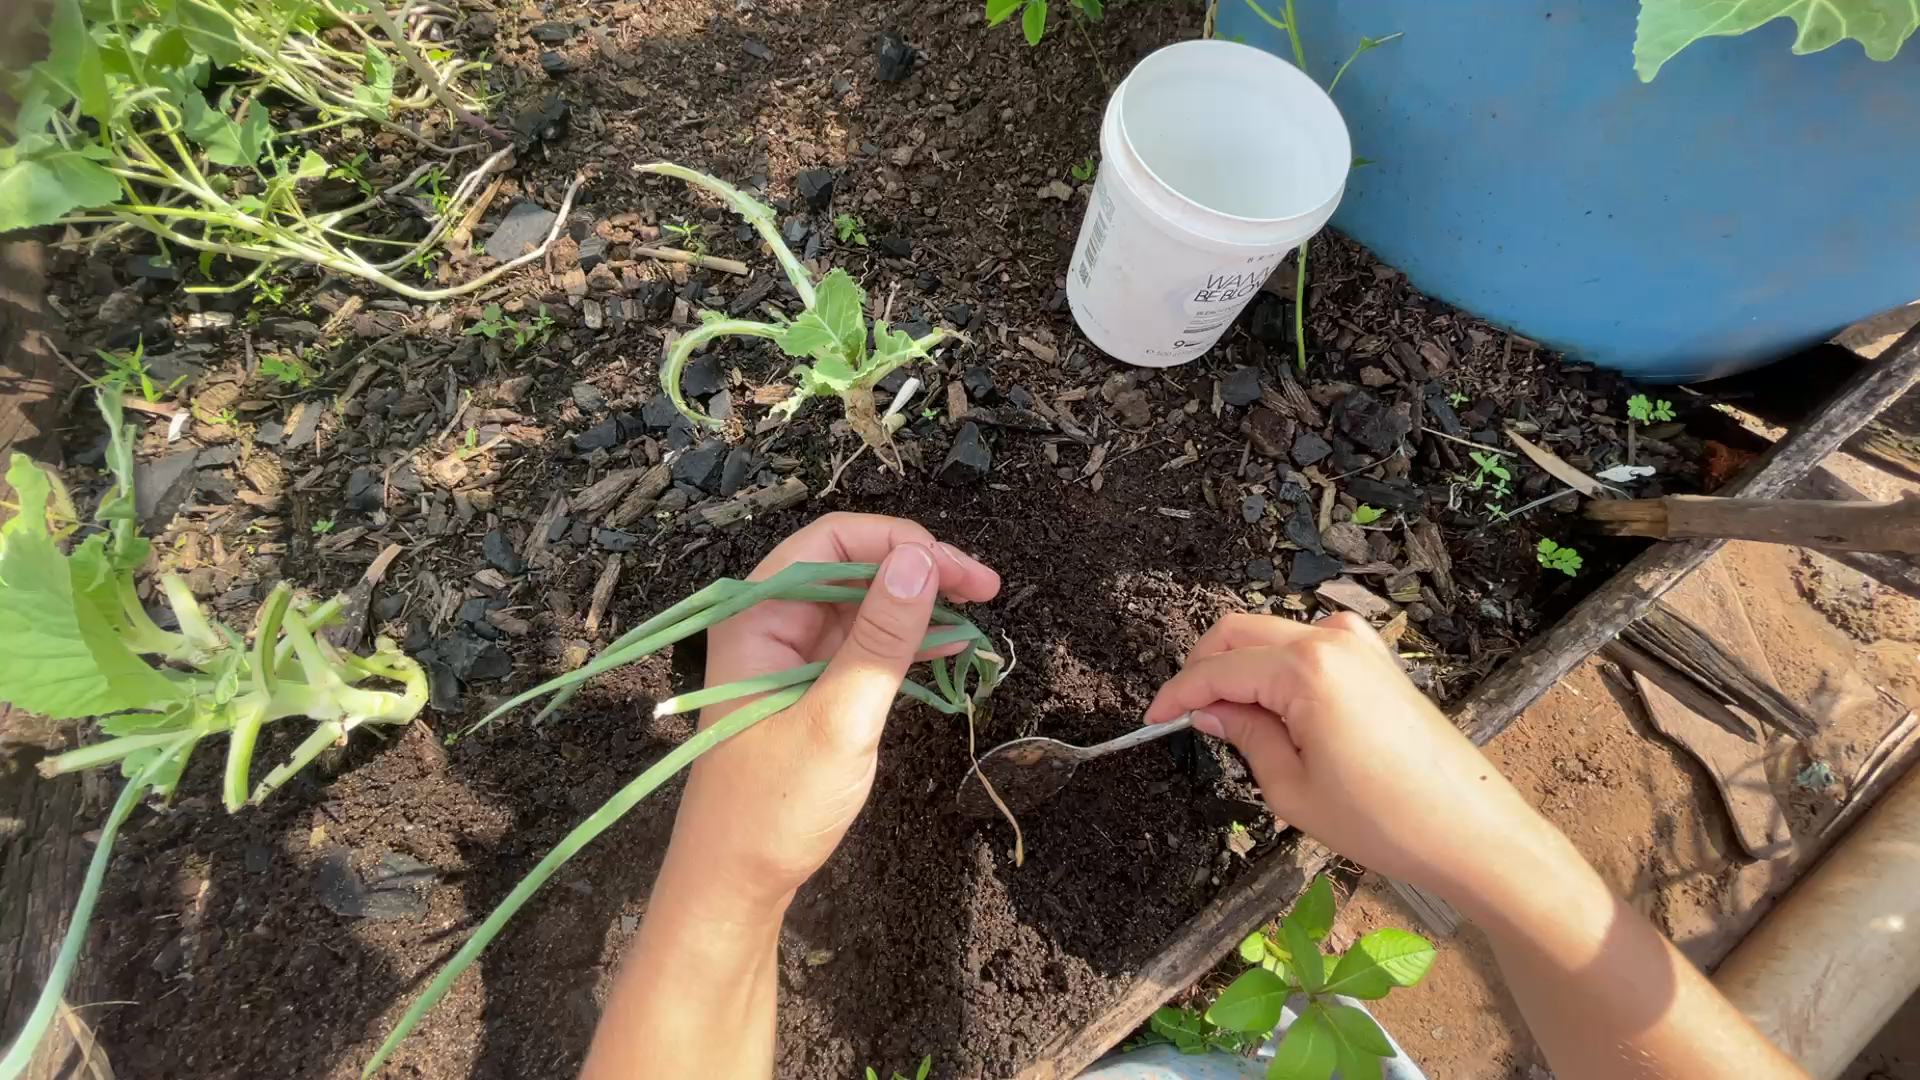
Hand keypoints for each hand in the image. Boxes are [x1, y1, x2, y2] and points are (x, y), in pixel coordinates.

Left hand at [663, 513, 999, 911]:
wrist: (740, 882)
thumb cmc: (775, 806)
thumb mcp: (838, 718)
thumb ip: (880, 638)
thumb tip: (922, 560)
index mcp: (758, 614)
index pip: (833, 542)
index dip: (898, 541)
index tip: (955, 568)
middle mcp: (774, 620)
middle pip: (854, 566)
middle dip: (919, 569)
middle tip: (983, 586)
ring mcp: (795, 651)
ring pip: (867, 602)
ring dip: (920, 604)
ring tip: (978, 611)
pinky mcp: (816, 680)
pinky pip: (868, 642)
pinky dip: (909, 641)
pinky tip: (951, 645)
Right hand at [1144, 613, 1568, 915]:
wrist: (1476, 835)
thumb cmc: (1383, 821)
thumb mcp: (1290, 787)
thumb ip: (1241, 734)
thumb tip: (1206, 712)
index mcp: (1305, 670)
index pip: (1217, 670)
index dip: (1177, 694)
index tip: (1153, 717)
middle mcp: (1329, 640)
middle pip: (1237, 632)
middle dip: (1202, 668)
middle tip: (1186, 713)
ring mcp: (1357, 643)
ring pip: (1269, 633)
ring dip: (1237, 664)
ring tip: (1231, 718)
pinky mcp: (1374, 657)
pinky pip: (1306, 643)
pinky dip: (1275, 663)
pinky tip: (1274, 703)